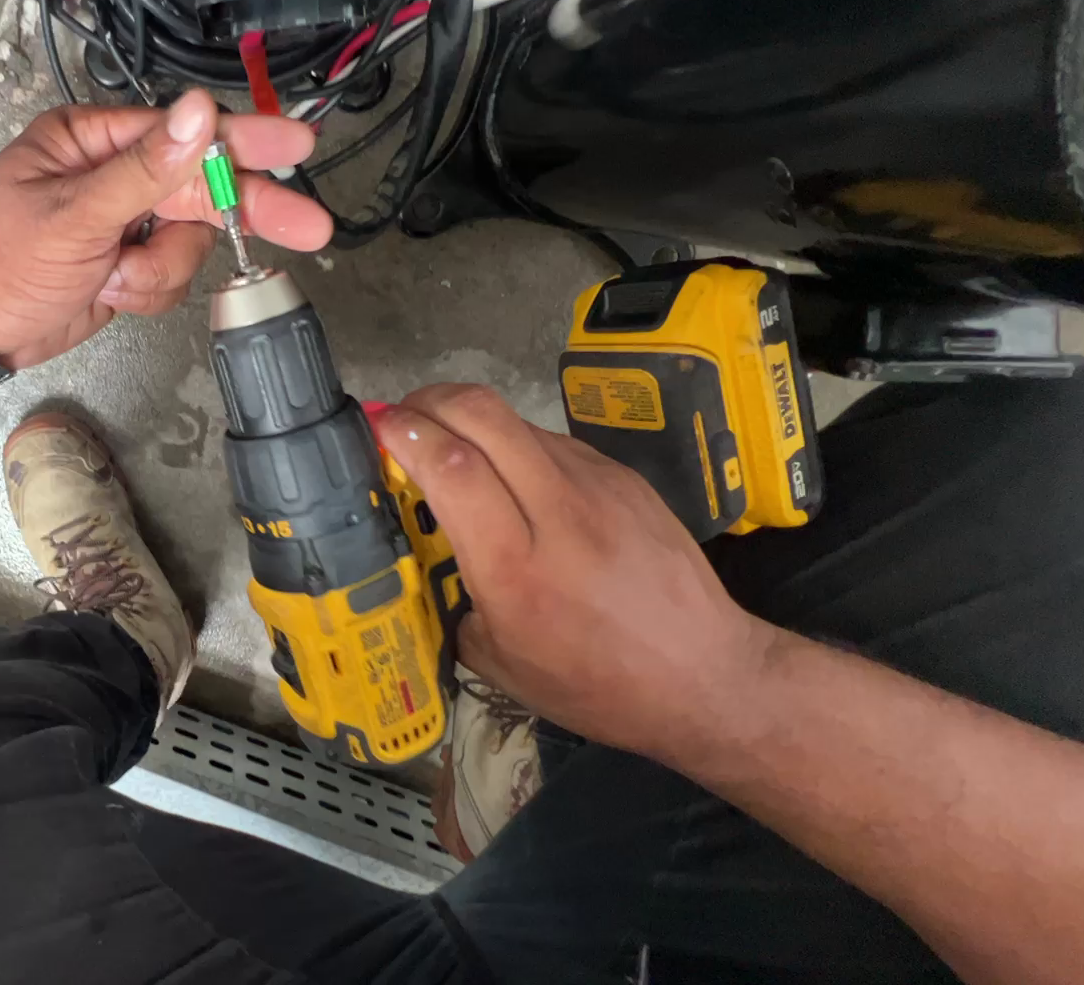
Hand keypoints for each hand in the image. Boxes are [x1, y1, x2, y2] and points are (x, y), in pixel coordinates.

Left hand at [0, 90, 330, 368]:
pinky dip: (147, 292)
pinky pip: (171, 276)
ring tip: (113, 281)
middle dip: (241, 213)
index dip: (242, 141)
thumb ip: (143, 172)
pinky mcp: (131, 264)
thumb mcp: (72, 218)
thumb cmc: (0, 265)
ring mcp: (126, 223)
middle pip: (202, 187)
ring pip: (190, 241)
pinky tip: (108, 293)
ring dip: (159, 271)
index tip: (297, 144)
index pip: (183, 134)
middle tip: (308, 227)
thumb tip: (199, 112)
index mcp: (93, 142)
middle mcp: (116, 175)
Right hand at [378, 384, 771, 756]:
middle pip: (481, 414)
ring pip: (512, 419)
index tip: (376, 429)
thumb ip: (446, 593)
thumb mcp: (491, 657)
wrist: (708, 678)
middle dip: (426, 400)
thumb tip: (415, 549)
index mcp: (514, 566)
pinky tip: (503, 474)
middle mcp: (557, 511)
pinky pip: (546, 439)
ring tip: (445, 443)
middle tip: (401, 418)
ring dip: (464, 418)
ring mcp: (596, 484)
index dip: (405, 433)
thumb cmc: (590, 682)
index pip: (452, 466)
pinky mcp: (622, 475)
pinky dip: (506, 442)